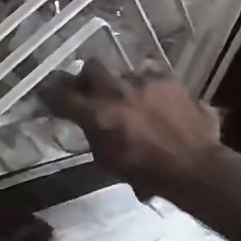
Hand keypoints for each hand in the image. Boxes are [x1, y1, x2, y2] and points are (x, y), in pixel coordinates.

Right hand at [41, 60, 223, 199]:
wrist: (194, 166)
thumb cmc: (147, 173)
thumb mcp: (108, 160)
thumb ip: (94, 134)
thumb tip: (88, 121)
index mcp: (97, 112)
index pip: (62, 94)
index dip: (51, 92)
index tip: (46, 90)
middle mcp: (117, 90)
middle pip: (92, 67)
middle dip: (89, 77)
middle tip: (92, 89)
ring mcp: (146, 81)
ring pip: (125, 71)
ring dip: (123, 84)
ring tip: (132, 99)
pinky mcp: (170, 80)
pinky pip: (152, 76)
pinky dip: (150, 88)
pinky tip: (157, 101)